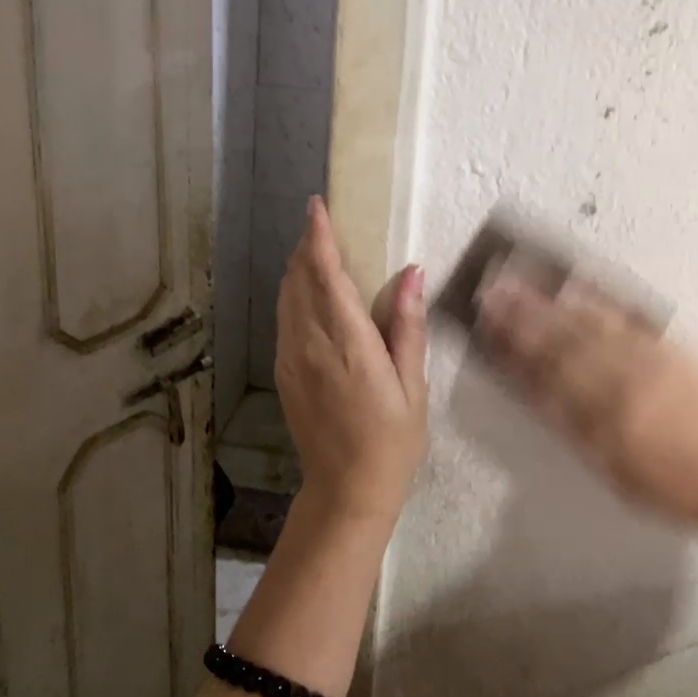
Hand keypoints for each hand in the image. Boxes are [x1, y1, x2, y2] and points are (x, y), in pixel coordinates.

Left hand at [274, 197, 428, 525]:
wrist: (345, 489)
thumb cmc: (392, 439)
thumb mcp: (413, 385)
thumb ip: (407, 326)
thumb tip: (412, 272)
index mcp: (347, 344)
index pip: (325, 276)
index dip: (318, 237)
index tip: (316, 207)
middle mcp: (311, 344)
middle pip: (298, 279)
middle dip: (306, 246)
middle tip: (321, 222)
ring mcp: (291, 358)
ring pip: (286, 297)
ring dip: (297, 268)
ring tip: (314, 248)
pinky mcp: (284, 372)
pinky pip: (285, 319)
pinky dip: (293, 294)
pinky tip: (307, 293)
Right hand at [477, 274, 697, 540]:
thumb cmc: (679, 492)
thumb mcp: (615, 475)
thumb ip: (575, 432)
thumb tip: (539, 394)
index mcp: (600, 426)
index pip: (543, 380)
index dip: (510, 353)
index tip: (485, 330)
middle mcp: (618, 388)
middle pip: (557, 344)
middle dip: (519, 317)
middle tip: (489, 291)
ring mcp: (646, 363)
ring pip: (585, 325)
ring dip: (547, 301)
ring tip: (518, 280)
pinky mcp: (672, 349)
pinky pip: (625, 318)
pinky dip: (595, 300)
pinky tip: (573, 287)